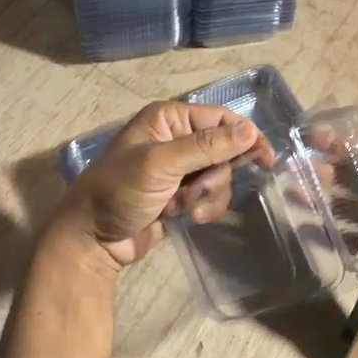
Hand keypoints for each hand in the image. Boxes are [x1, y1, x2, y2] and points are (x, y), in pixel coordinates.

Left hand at [55, 101, 274, 276]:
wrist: (91, 240)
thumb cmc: (118, 192)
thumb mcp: (161, 164)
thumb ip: (206, 146)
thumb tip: (250, 129)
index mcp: (169, 118)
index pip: (220, 118)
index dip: (245, 136)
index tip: (266, 158)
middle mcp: (176, 138)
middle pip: (225, 149)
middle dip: (217, 175)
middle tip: (199, 191)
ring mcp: (179, 169)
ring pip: (221, 176)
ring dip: (209, 195)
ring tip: (184, 209)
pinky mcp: (182, 196)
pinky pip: (211, 197)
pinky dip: (204, 208)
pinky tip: (186, 219)